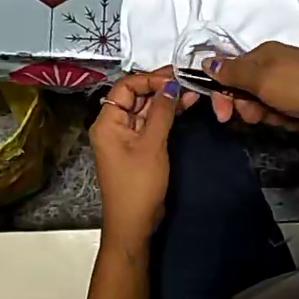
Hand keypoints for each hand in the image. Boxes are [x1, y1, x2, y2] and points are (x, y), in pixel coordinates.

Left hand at [89, 67, 196, 243]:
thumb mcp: (152, 144)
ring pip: (144, 110)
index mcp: (107, 122)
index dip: (150, 79)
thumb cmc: (138, 184)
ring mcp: (125, 137)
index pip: (126, 86)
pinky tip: (183, 108)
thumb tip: (171, 85)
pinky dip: (165, 116)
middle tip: (188, 81)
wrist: (133, 223)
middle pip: (135, 96)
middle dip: (161, 88)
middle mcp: (112, 126)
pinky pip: (149, 124)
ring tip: (191, 93)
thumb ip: (161, 111)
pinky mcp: (137, 148)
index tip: (176, 76)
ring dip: (165, 101)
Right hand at [204, 43, 298, 142]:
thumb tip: (205, 62)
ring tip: (279, 117)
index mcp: (263, 53)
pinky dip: (280, 119)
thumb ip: (231, 72)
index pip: (228, 71)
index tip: (222, 114)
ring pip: (258, 104)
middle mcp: (274, 65)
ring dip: (263, 114)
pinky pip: (276, 112)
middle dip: (244, 106)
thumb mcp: (262, 79)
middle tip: (255, 116)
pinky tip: (293, 121)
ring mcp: (288, 84)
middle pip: (241, 89)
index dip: (220, 93)